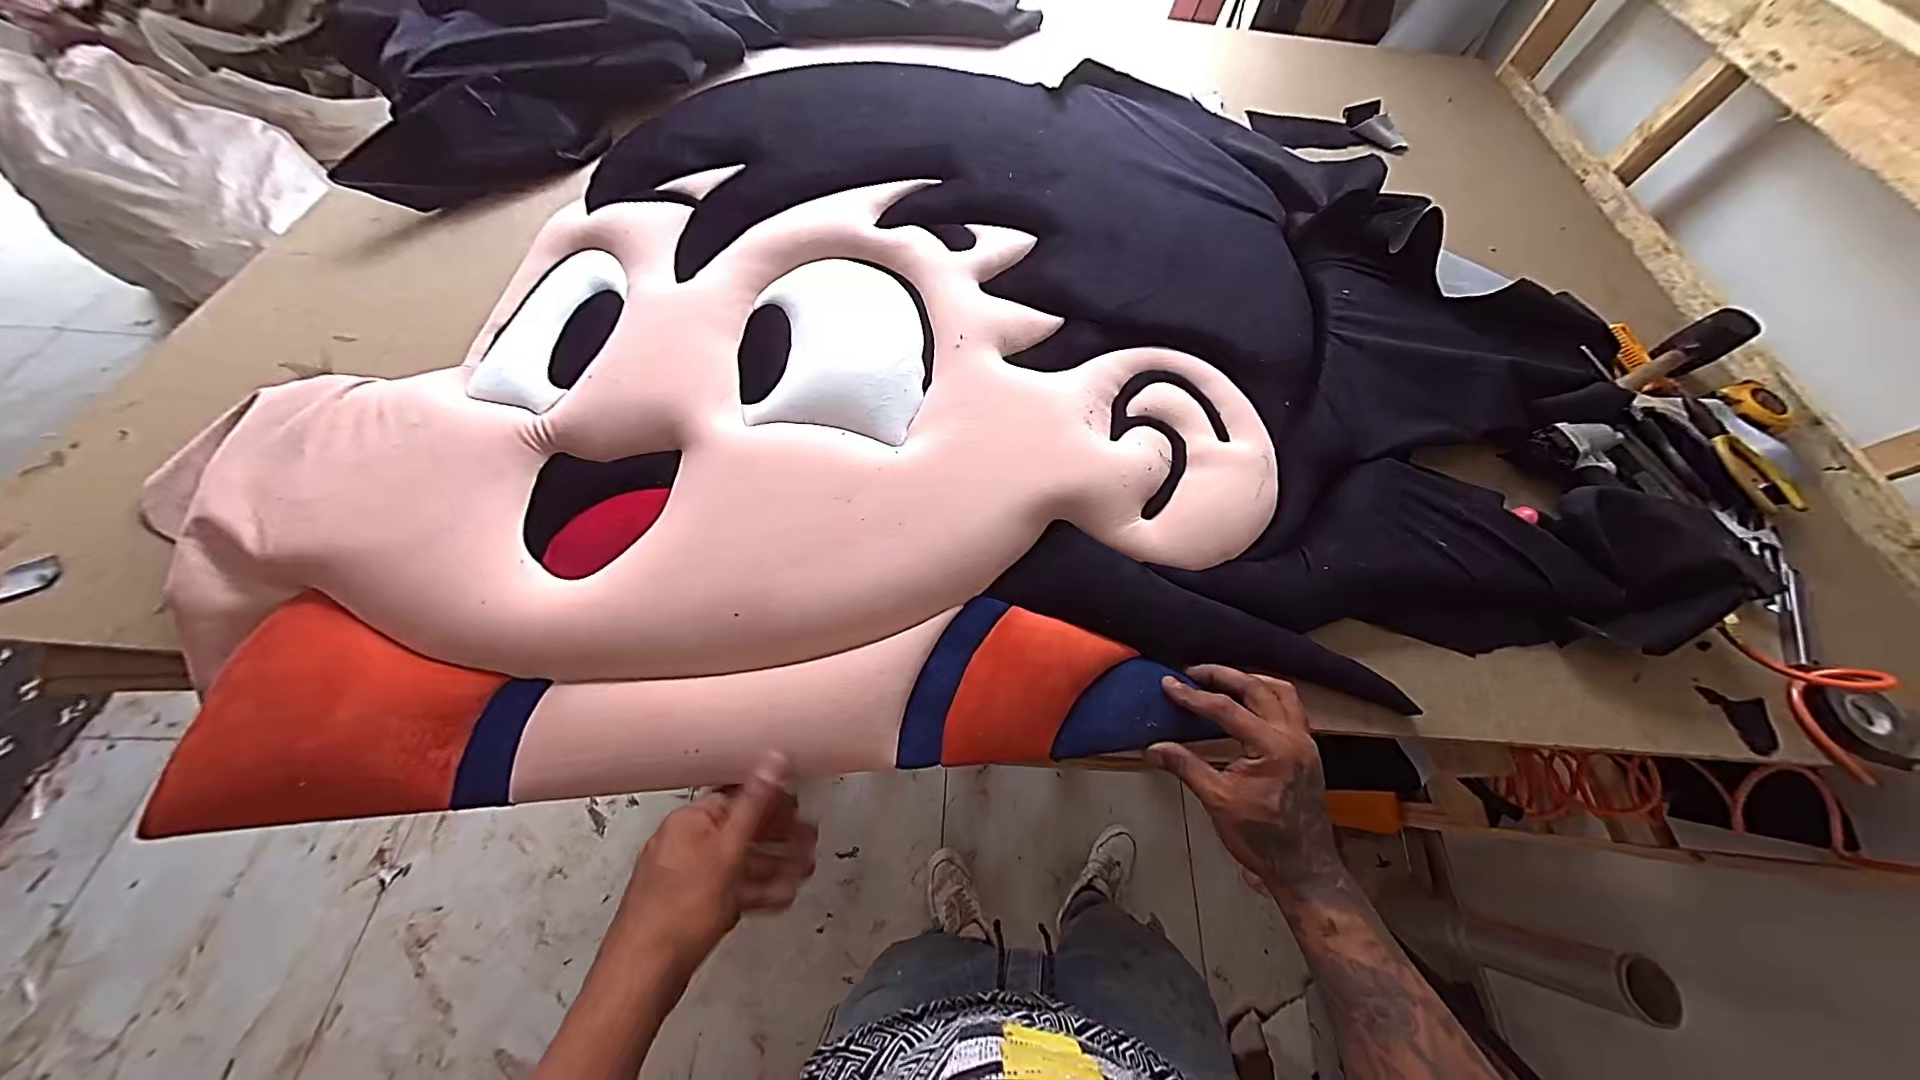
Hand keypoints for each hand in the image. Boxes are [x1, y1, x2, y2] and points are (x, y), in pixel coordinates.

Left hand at [608, 753, 818, 977]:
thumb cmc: (675, 914)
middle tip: (807, 841)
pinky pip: (731, 887)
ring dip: (775, 865)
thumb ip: (755, 805)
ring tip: (803, 870)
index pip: (739, 798)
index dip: (774, 804)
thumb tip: (772, 763)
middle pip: (743, 831)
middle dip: (780, 838)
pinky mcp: (691, 905)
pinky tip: (779, 896)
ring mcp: (687, 876)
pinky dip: (756, 889)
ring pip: (741, 862)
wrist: (644, 975)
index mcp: (689, 822)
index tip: (797, 810)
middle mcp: (684, 843)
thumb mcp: (728, 850)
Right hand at [1150, 665, 1344, 893]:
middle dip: (1222, 675)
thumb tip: (1152, 749)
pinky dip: (1268, 694)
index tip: (1169, 685)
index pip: (1226, 709)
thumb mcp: (1218, 801)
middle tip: (1193, 672)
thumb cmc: (1262, 839)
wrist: (1304, 869)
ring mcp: (1305, 742)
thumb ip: (1185, 767)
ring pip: (1281, 691)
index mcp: (1273, 749)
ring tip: (1222, 679)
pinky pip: (1291, 707)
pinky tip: (1249, 700)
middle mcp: (1294, 738)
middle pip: (1257, 688)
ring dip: (1250, 680)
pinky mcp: (1307, 750)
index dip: (1193, 696)